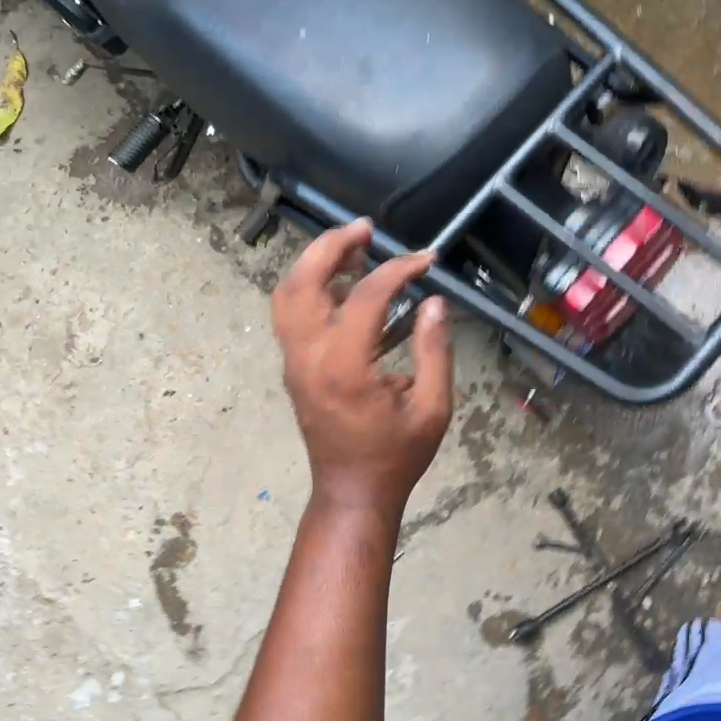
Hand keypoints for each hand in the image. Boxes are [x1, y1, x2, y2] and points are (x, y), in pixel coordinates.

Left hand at [271, 219, 453, 518]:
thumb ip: (434, 350)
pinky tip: (343, 282)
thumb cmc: (397, 455)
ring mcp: (294, 362)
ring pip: (286, 294)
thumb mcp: (432, 408)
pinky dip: (310, 286)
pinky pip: (290, 313)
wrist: (353, 492)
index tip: (426, 260)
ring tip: (352, 247)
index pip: (366, 296)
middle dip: (332, 246)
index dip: (398, 269)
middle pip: (302, 282)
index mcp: (345, 367)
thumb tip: (433, 302)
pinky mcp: (294, 367)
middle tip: (366, 229)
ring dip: (315, 263)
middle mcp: (308, 357)